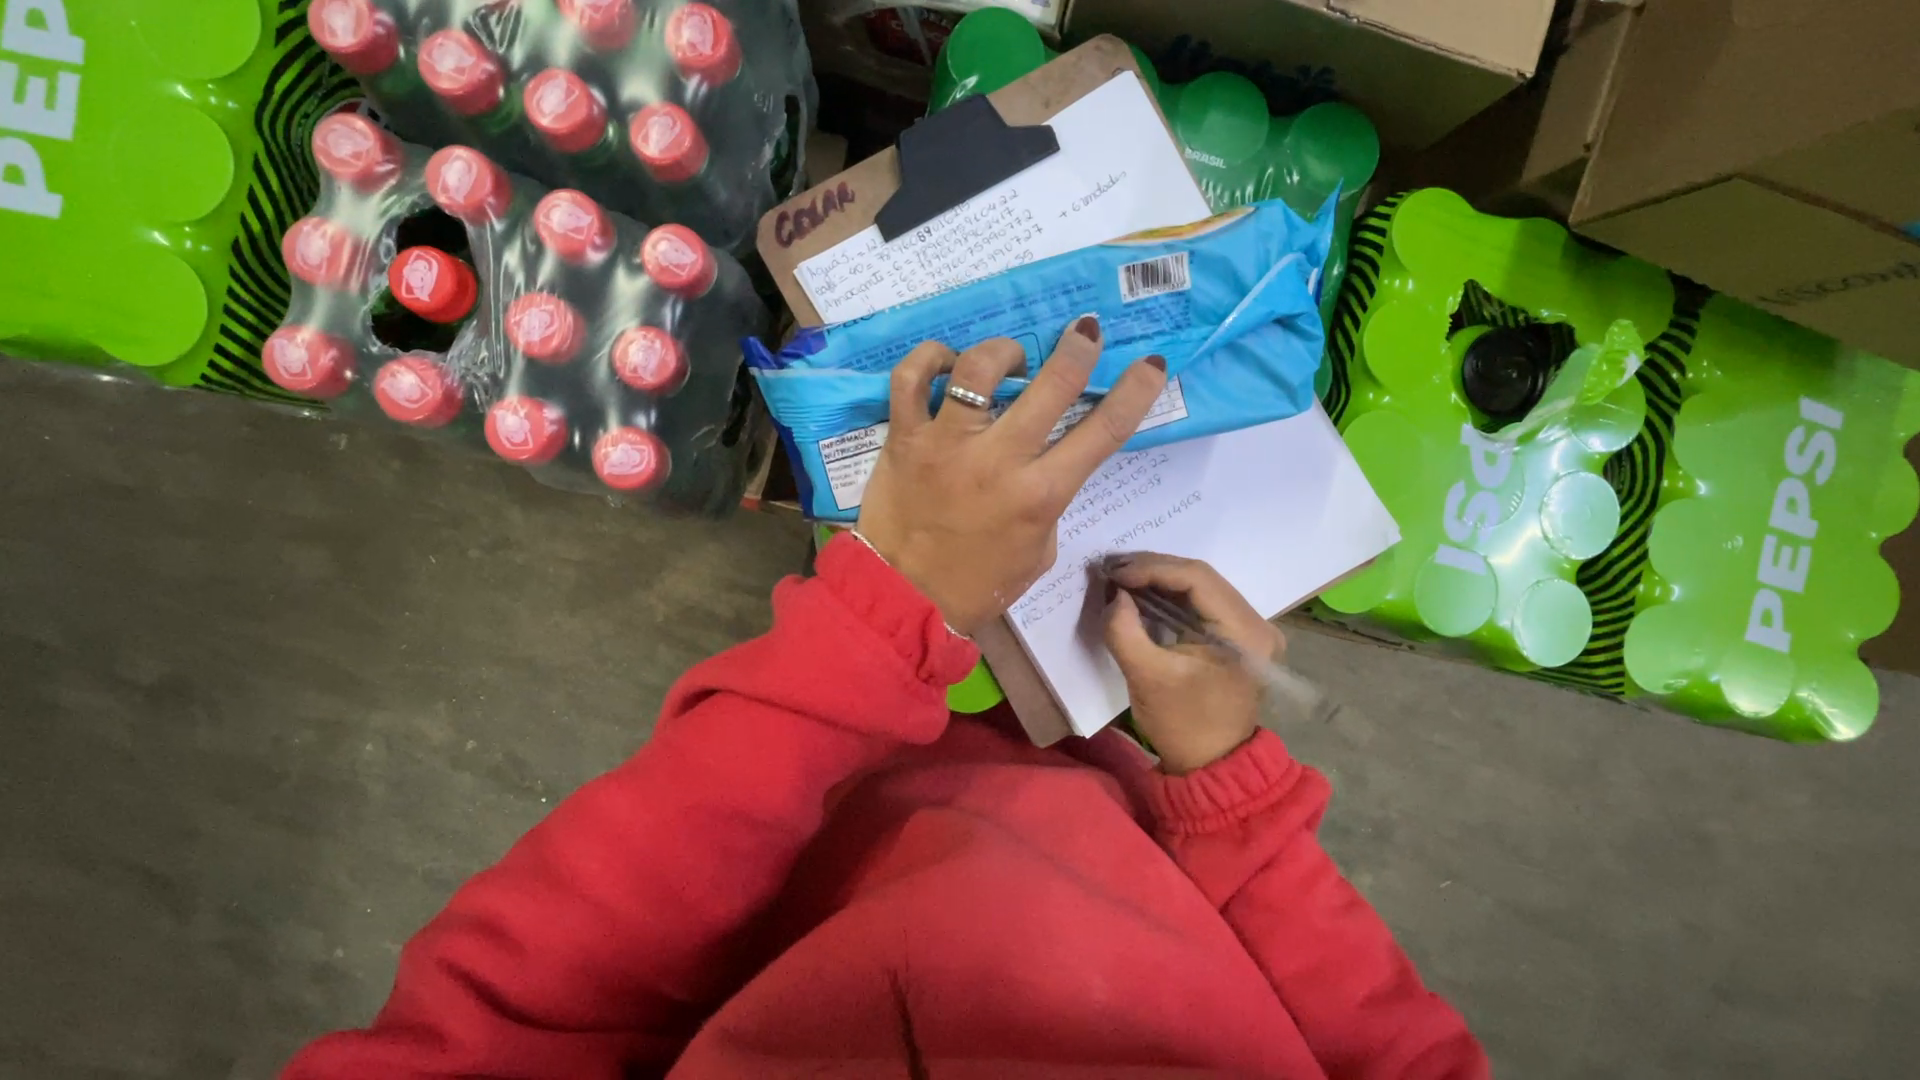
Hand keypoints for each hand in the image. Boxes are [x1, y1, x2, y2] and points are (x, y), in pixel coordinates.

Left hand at [856, 317, 1166, 634]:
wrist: (904, 599)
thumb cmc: (978, 583)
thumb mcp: (1039, 551)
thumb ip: (1048, 502)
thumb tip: (1046, 461)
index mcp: (1041, 495)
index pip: (1102, 433)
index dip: (1135, 393)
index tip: (1151, 364)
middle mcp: (999, 460)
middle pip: (1051, 385)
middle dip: (1078, 350)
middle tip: (1084, 332)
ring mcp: (947, 444)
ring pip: (978, 369)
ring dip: (1004, 351)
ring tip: (1010, 358)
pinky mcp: (905, 438)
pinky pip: (910, 379)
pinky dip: (928, 359)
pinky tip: (945, 361)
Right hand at [1104, 554, 1284, 774]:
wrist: (1211, 764)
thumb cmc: (1181, 724)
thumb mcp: (1145, 677)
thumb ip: (1124, 629)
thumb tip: (1115, 593)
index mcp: (1245, 632)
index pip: (1197, 578)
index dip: (1151, 568)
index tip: (1114, 572)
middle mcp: (1257, 622)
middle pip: (1200, 577)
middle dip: (1153, 569)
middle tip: (1112, 569)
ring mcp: (1250, 628)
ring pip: (1199, 585)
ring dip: (1159, 579)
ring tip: (1121, 578)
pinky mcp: (1237, 635)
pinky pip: (1201, 602)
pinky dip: (1169, 595)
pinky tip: (1141, 593)